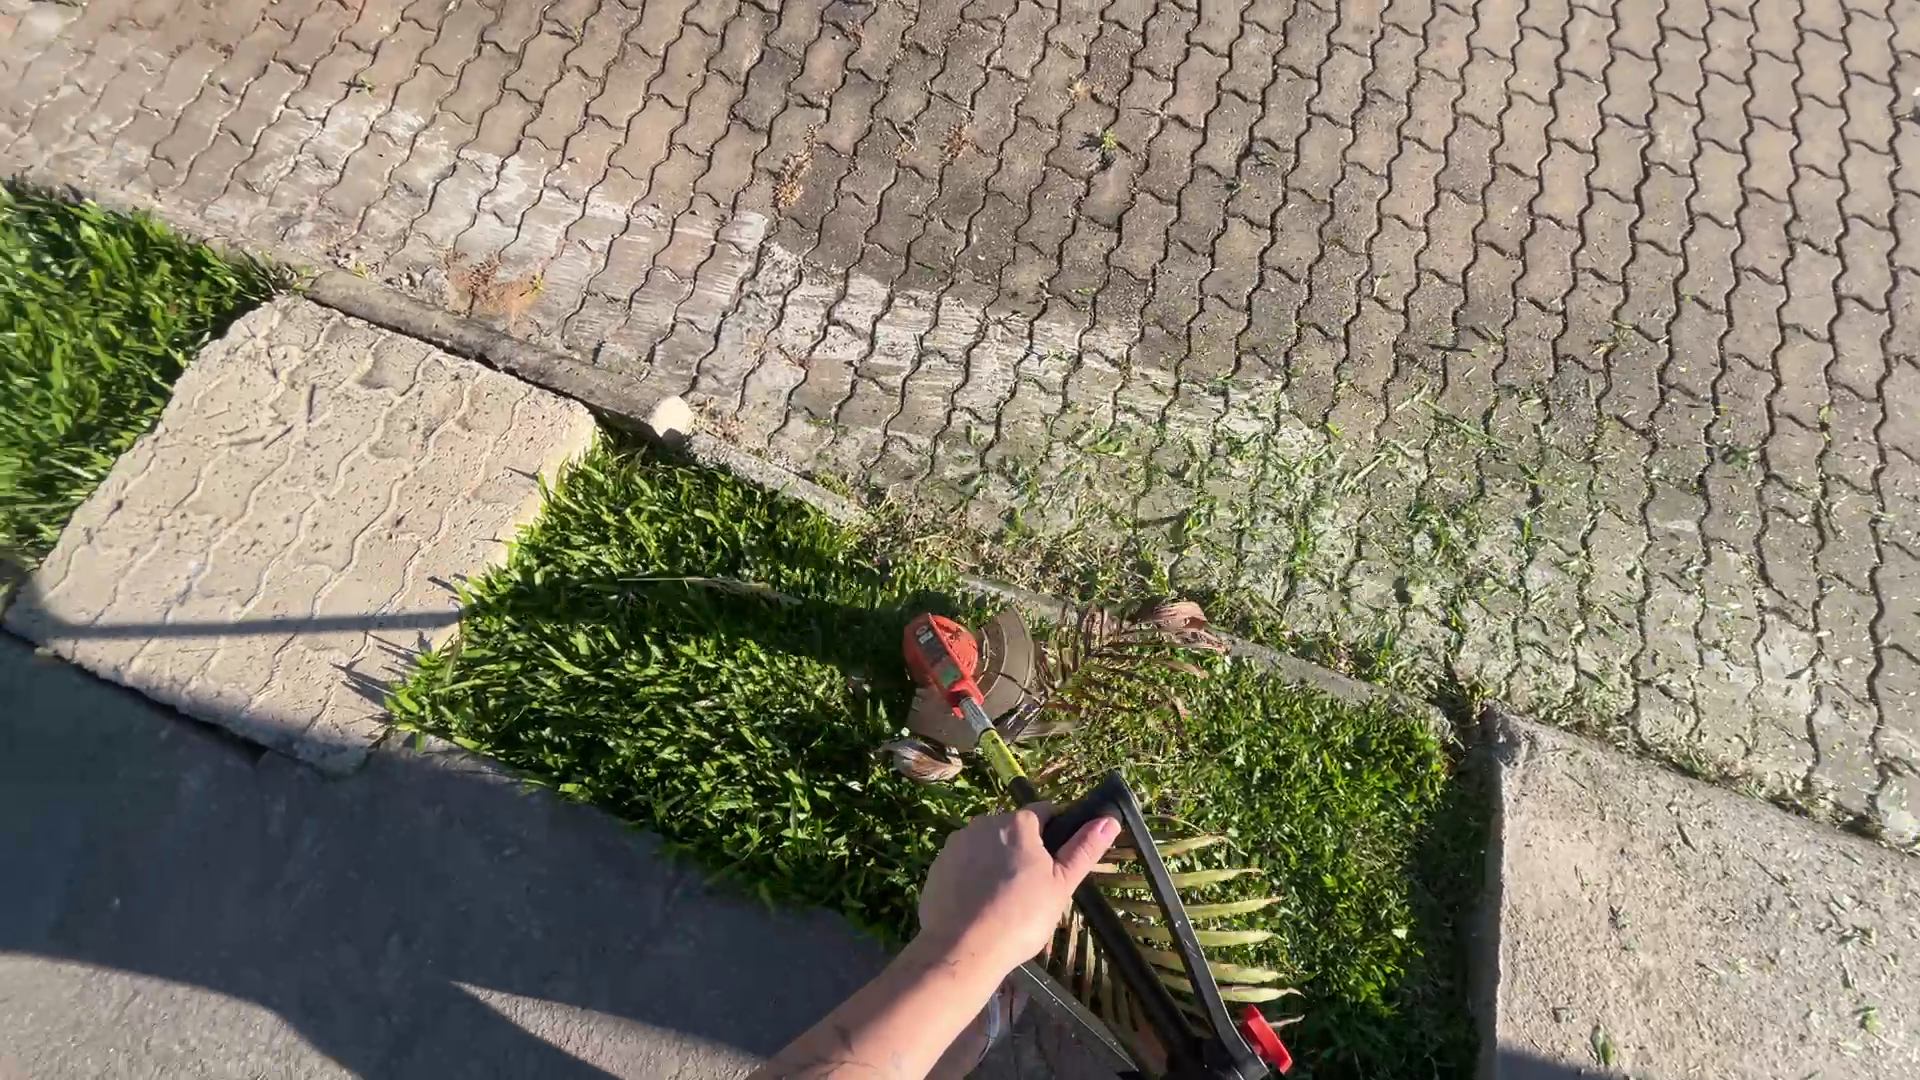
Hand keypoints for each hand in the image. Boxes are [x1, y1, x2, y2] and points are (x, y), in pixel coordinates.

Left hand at [915, 805, 1120, 974]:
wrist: (962, 948)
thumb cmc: (1021, 916)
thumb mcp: (1061, 885)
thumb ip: (1084, 849)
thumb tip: (1109, 820)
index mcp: (1018, 823)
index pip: (1044, 812)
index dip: (1055, 833)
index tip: (1056, 862)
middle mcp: (985, 822)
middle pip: (1013, 830)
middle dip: (1024, 850)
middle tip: (1032, 889)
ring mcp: (958, 841)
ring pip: (987, 845)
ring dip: (997, 861)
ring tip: (1004, 901)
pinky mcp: (939, 862)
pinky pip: (964, 862)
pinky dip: (973, 876)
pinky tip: (979, 904)